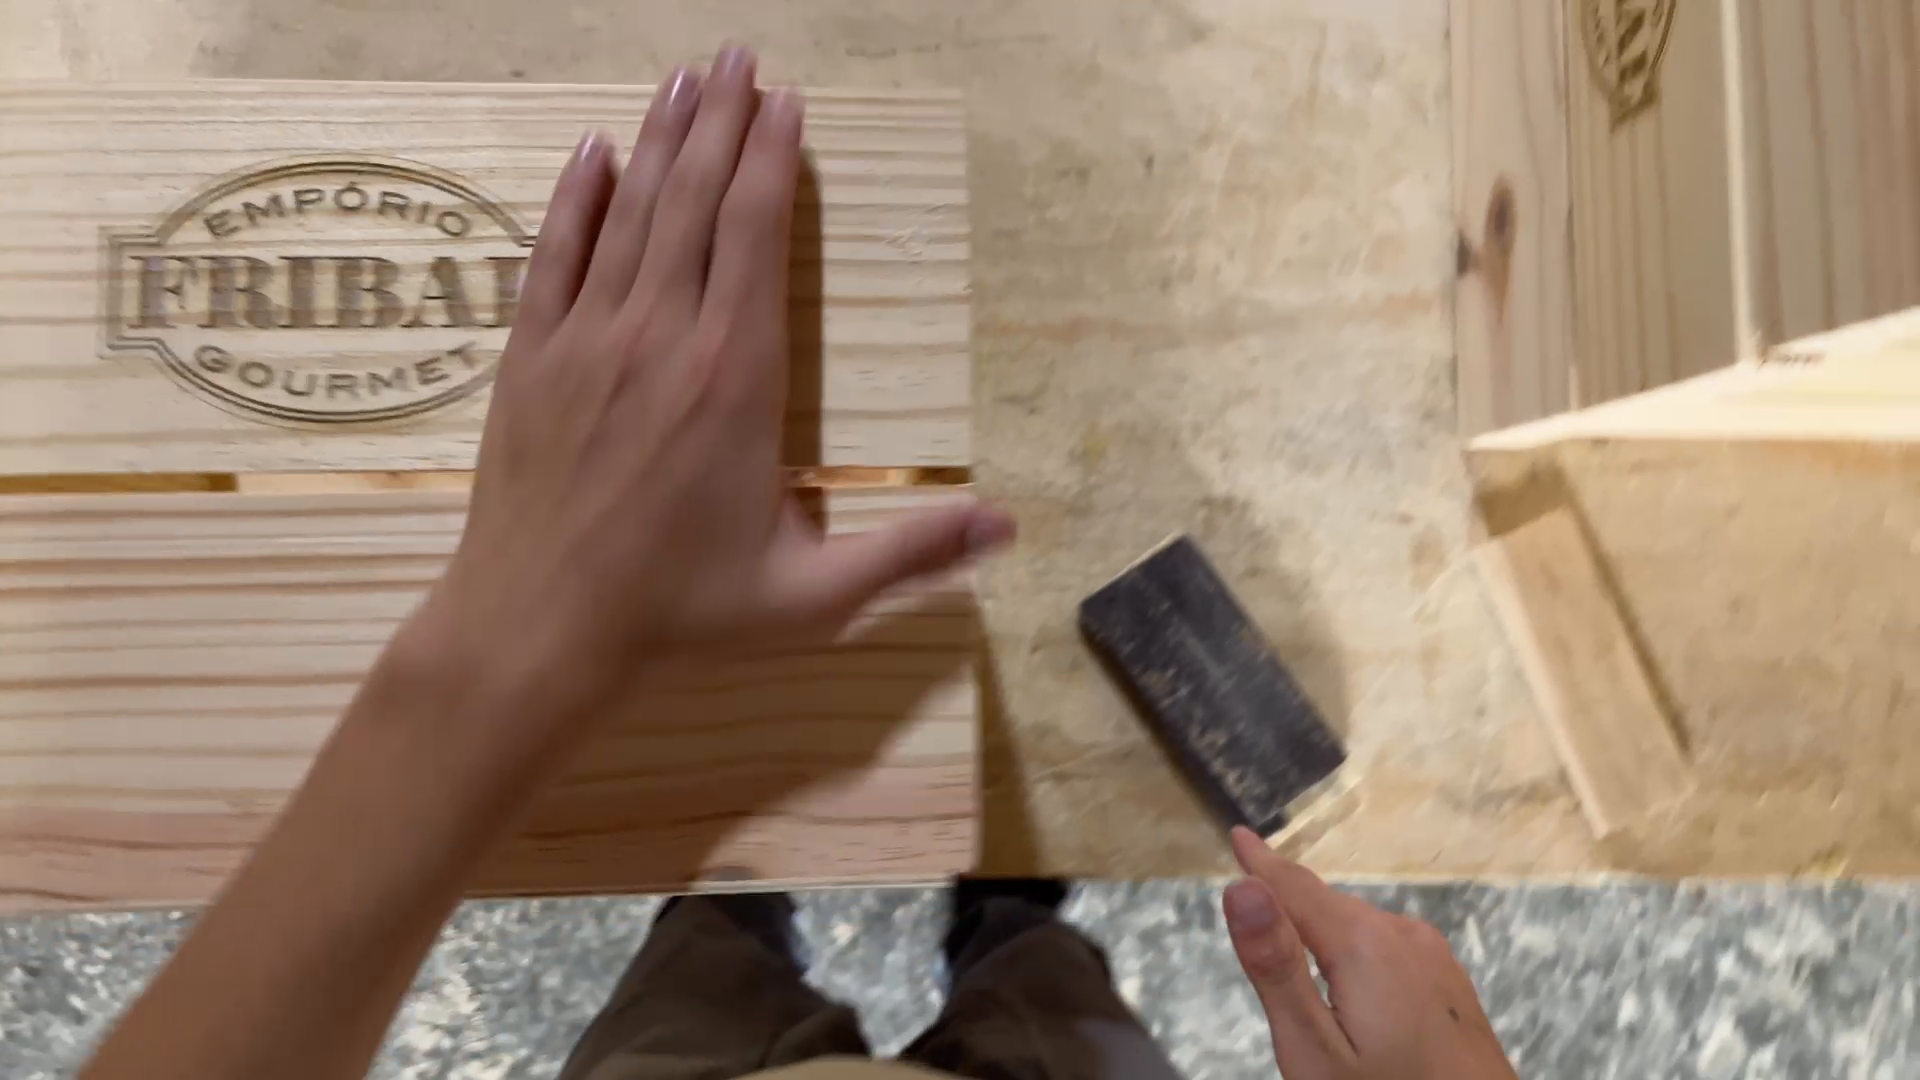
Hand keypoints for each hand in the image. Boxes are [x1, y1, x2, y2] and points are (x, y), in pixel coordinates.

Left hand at [423, 45, 1011, 718]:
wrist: (540, 631)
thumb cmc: (684, 613)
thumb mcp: (814, 595)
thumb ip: (911, 552)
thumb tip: (1007, 527)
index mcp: (735, 383)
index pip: (756, 243)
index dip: (771, 167)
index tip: (785, 105)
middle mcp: (661, 339)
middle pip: (694, 206)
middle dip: (719, 125)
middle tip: (737, 56)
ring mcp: (586, 343)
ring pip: (628, 215)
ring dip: (659, 140)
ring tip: (683, 77)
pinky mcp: (529, 361)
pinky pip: (552, 257)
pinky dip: (575, 199)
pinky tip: (592, 153)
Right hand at [1222, 828, 1517, 1079]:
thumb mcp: (1314, 1051)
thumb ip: (1275, 966)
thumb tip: (1239, 886)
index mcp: (1362, 941)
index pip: (1293, 885)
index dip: (1260, 862)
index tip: (1237, 834)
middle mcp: (1402, 934)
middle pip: (1324, 906)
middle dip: (1287, 912)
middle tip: (1256, 945)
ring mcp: (1435, 961)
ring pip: (1356, 928)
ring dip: (1321, 936)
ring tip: (1299, 977)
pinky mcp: (1453, 989)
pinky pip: (1386, 950)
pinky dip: (1355, 955)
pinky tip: (1352, 996)